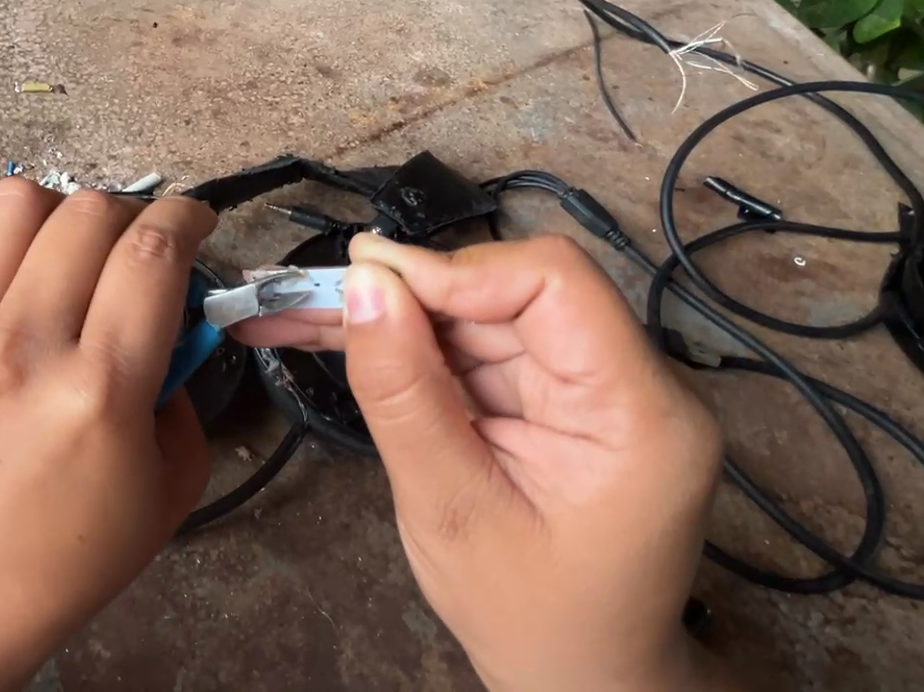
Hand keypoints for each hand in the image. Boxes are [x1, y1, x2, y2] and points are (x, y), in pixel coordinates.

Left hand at [0, 179, 214, 690]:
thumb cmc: (76, 548)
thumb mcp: (172, 479)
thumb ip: (183, 378)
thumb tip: (174, 304)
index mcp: (99, 391)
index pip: (151, 253)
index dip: (186, 217)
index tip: (197, 220)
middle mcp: (25, 344)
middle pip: (89, 213)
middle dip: (134, 213)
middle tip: (141, 245)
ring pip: (19, 200)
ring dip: (64, 210)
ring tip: (75, 247)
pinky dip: (6, 234)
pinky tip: (22, 270)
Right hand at [235, 234, 724, 691]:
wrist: (573, 671)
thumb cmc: (526, 611)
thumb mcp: (449, 508)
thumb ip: (403, 391)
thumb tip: (363, 284)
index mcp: (633, 412)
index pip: (552, 283)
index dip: (452, 270)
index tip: (364, 282)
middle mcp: (618, 378)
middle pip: (498, 289)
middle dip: (394, 290)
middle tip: (299, 296)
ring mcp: (576, 380)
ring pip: (464, 308)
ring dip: (377, 311)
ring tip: (289, 312)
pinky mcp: (538, 388)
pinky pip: (458, 341)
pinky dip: (392, 339)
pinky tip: (324, 333)